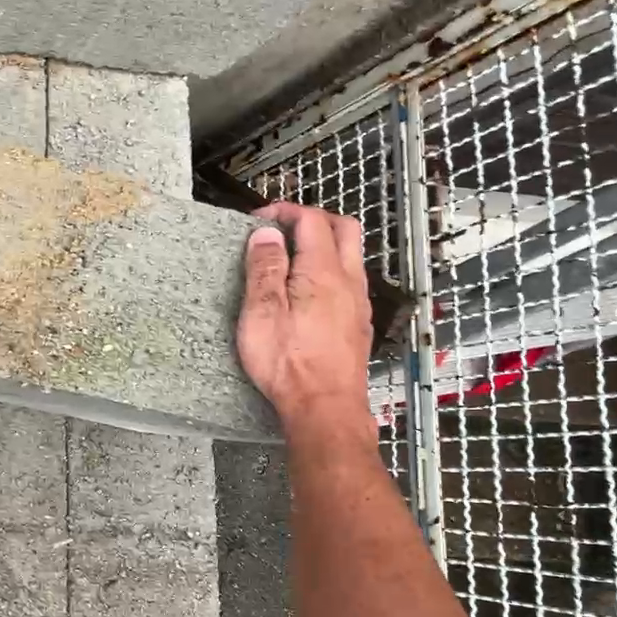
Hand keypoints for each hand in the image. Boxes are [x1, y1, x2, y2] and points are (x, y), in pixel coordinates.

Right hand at [237, 203, 373, 435]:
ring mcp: (357, 301)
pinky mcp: (357, 321)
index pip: (311, 221)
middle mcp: (348, 280)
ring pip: (350, 254)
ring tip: (289, 257)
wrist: (324, 404)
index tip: (259, 218)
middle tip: (281, 228)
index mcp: (322, 272)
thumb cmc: (287, 361)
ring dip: (323, 243)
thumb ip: (265, 269)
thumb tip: (267, 234)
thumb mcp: (261, 312)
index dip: (285, 212)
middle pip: (343, 229)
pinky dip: (329, 269)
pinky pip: (349, 280)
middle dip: (312, 219)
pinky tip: (307, 289)